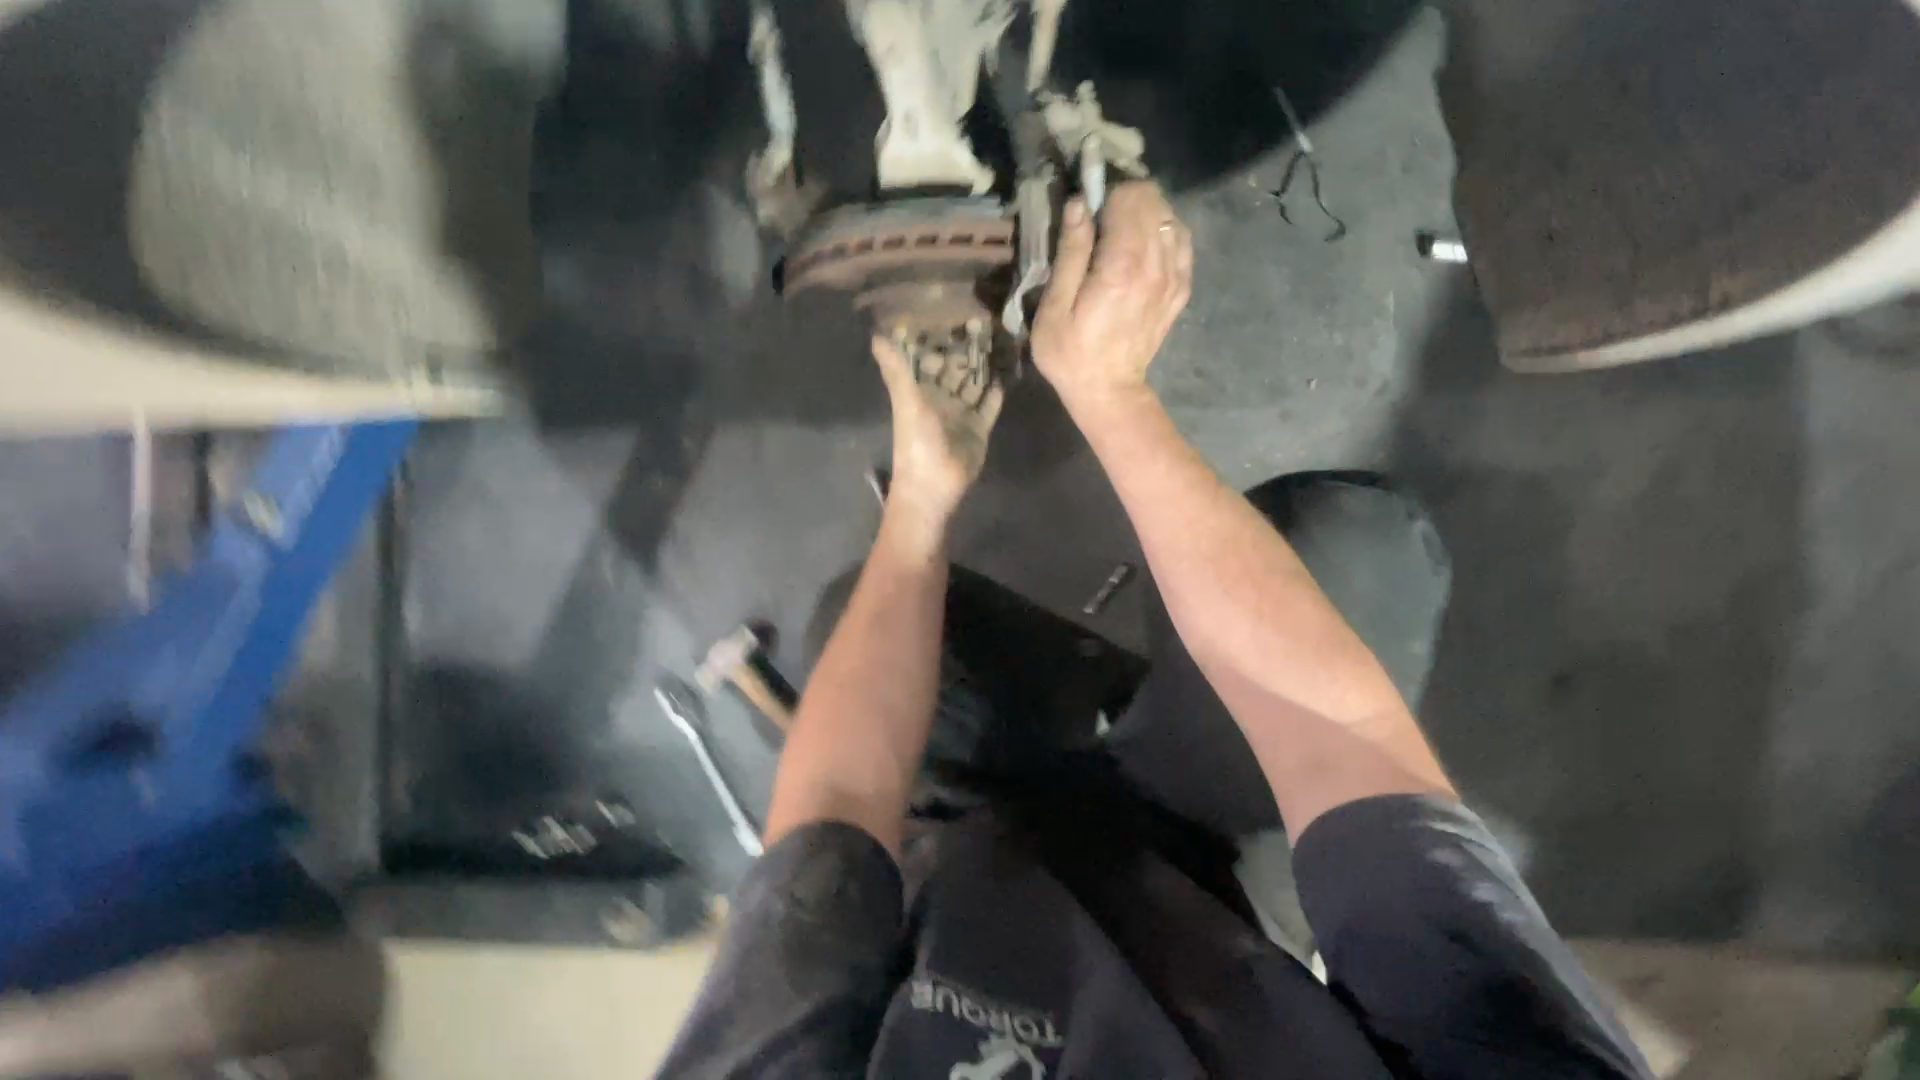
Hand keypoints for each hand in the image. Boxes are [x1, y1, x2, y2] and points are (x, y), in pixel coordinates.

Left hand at [871, 335, 1004, 537]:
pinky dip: (997, 389)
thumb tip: (876, 335)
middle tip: (985, 318)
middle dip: (966, 347)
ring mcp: (961, 412)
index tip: (951, 308)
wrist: (935, 486)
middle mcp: (940, 398)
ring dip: (984, 364)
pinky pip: (990, 404)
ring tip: (1002, 337)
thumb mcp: (906, 400)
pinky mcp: (979, 427)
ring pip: (974, 382)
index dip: (937, 337)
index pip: (928, 357)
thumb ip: (895, 369)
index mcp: (919, 390)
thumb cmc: (917, 442)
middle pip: (954, 367)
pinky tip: (1009, 368)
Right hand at [1030, 182, 1192, 412]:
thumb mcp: (1055, 306)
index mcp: (1123, 265)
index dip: (1104, 195)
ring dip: (1144, 215)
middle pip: (1152, 199)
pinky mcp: (1181, 287)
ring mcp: (1175, 275)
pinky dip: (1161, 233)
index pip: (1127, 197)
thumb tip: (1079, 204)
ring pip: (1168, 215)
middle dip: (1124, 200)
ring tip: (1118, 236)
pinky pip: (1180, 240)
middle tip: (1099, 222)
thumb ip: (1071, 251)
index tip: (1086, 212)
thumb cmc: (1071, 353)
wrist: (1108, 390)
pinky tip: (1140, 249)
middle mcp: (1157, 263)